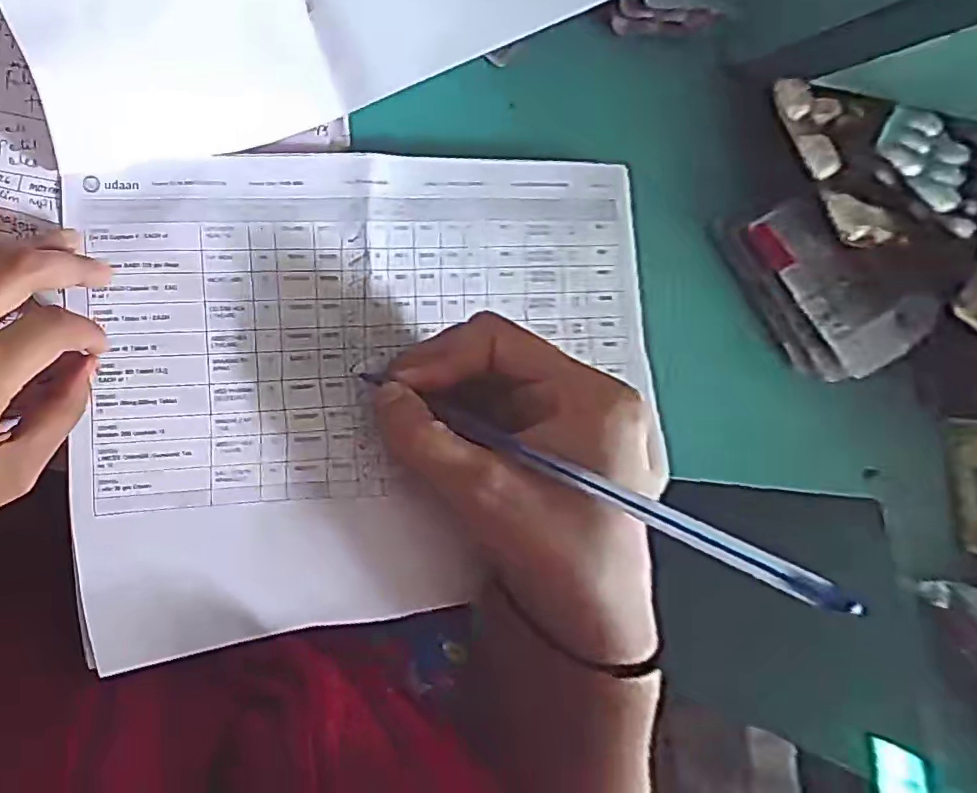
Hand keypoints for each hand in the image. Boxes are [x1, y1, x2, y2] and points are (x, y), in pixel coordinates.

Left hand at [0, 206, 111, 576]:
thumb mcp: (16, 471)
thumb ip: (62, 410)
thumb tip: (87, 359)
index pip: (48, 331)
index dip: (83, 331)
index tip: (96, 343)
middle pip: (16, 275)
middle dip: (68, 267)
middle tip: (99, 271)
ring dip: (28, 246)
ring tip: (66, 243)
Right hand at [373, 312, 664, 665]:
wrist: (586, 636)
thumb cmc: (555, 559)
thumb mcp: (481, 492)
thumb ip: (422, 436)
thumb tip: (384, 394)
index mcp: (592, 398)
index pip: (497, 341)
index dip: (438, 356)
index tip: (396, 385)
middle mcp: (586, 400)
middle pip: (490, 359)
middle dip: (437, 378)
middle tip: (396, 402)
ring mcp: (569, 424)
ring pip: (486, 384)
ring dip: (441, 399)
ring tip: (410, 422)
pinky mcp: (548, 446)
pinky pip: (490, 412)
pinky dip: (453, 419)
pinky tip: (432, 440)